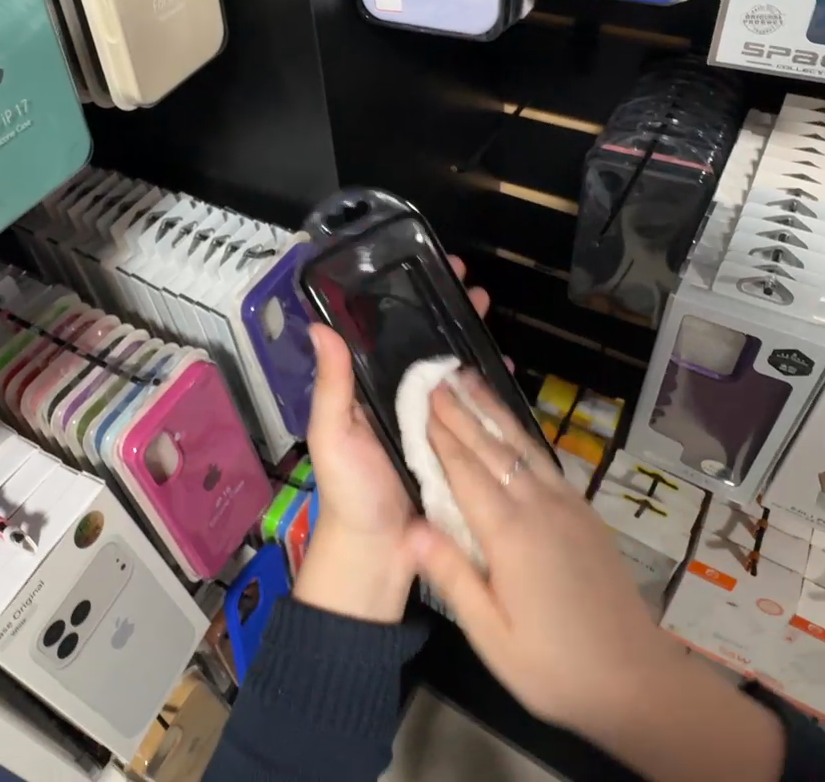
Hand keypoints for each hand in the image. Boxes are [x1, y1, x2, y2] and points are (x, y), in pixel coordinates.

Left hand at [291, 257, 487, 623]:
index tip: (427, 270)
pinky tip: (504, 366)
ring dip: (469, 339)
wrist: (380, 553)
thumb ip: (332, 385)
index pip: (387, 334)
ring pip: (452, 370)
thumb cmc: (349, 491)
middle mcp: (399, 398)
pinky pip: (472, 407)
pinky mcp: (457, 444)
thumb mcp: (332, 434)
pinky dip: (487, 385)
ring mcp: (430, 420)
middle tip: (472, 286)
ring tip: (488, 312)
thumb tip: (320, 325)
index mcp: (367, 389)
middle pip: (425, 345)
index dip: (406, 302)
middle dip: (447, 312)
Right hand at [409, 371, 786, 781]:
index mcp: (510, 535)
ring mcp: (568, 507)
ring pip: (523, 446)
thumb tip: (411, 527)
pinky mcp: (585, 514)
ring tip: (472, 380)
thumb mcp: (492, 635)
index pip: (466, 471)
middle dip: (463, 411)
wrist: (636, 680)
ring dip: (494, 411)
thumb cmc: (554, 666)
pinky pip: (545, 461)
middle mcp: (539, 508)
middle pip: (493, 448)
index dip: (441, 435)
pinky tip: (513, 429)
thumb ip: (453, 576)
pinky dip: (521, 435)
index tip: (421, 400)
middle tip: (437, 378)